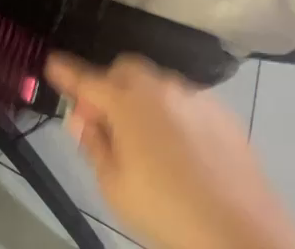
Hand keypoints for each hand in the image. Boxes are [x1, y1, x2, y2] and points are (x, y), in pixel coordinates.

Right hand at [46, 54, 294, 248]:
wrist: (242, 234)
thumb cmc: (166, 213)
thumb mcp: (114, 187)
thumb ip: (94, 145)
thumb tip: (84, 119)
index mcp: (126, 103)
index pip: (86, 79)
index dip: (66, 72)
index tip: (52, 64)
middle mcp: (160, 88)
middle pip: (126, 71)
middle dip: (110, 85)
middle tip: (105, 120)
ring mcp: (195, 98)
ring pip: (159, 85)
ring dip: (144, 100)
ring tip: (146, 141)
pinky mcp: (224, 115)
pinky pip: (187, 103)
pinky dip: (175, 114)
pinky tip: (181, 150)